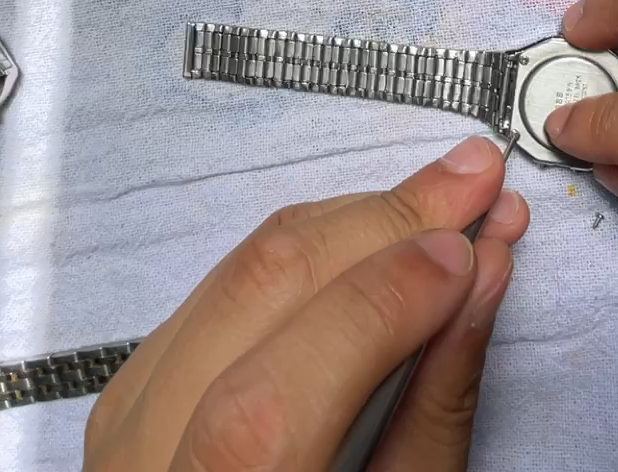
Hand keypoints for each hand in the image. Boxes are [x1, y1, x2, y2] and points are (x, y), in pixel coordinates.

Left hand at [84, 135, 529, 471]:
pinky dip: (322, 237)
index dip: (384, 305)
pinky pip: (238, 270)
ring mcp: (133, 397)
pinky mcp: (146, 363)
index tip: (475, 245)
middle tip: (476, 173)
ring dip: (360, 214)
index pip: (276, 396)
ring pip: (250, 258)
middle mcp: (137, 449)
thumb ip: (437, 403)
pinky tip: (380, 228)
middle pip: (262, 287)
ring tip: (444, 192)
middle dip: (387, 217)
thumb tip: (485, 270)